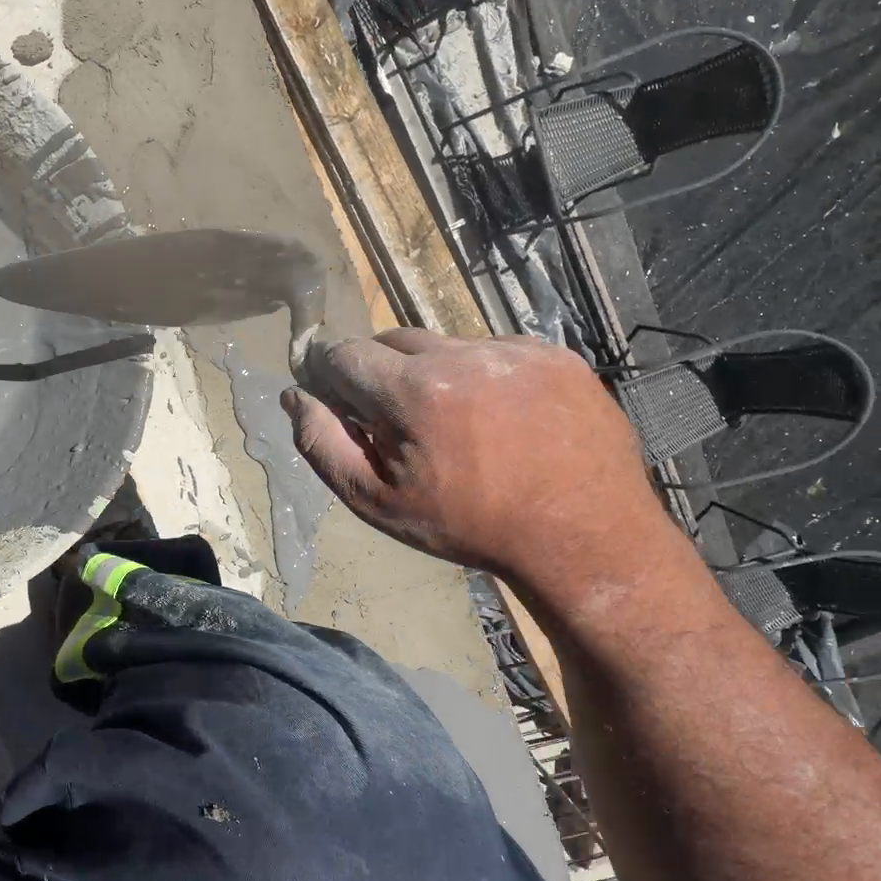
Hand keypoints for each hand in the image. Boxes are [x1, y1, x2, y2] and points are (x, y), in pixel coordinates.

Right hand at [281, 329, 672, 587]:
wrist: (585, 540)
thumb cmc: (466, 526)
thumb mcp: (374, 499)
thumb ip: (321, 443)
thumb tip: (295, 396)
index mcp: (415, 391)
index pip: (344, 353)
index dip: (332, 380)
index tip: (343, 409)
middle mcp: (465, 355)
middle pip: (390, 340)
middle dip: (378, 373)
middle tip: (395, 423)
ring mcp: (517, 352)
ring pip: (442, 344)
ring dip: (429, 373)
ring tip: (451, 423)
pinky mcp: (558, 356)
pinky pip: (493, 349)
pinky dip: (478, 374)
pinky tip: (494, 417)